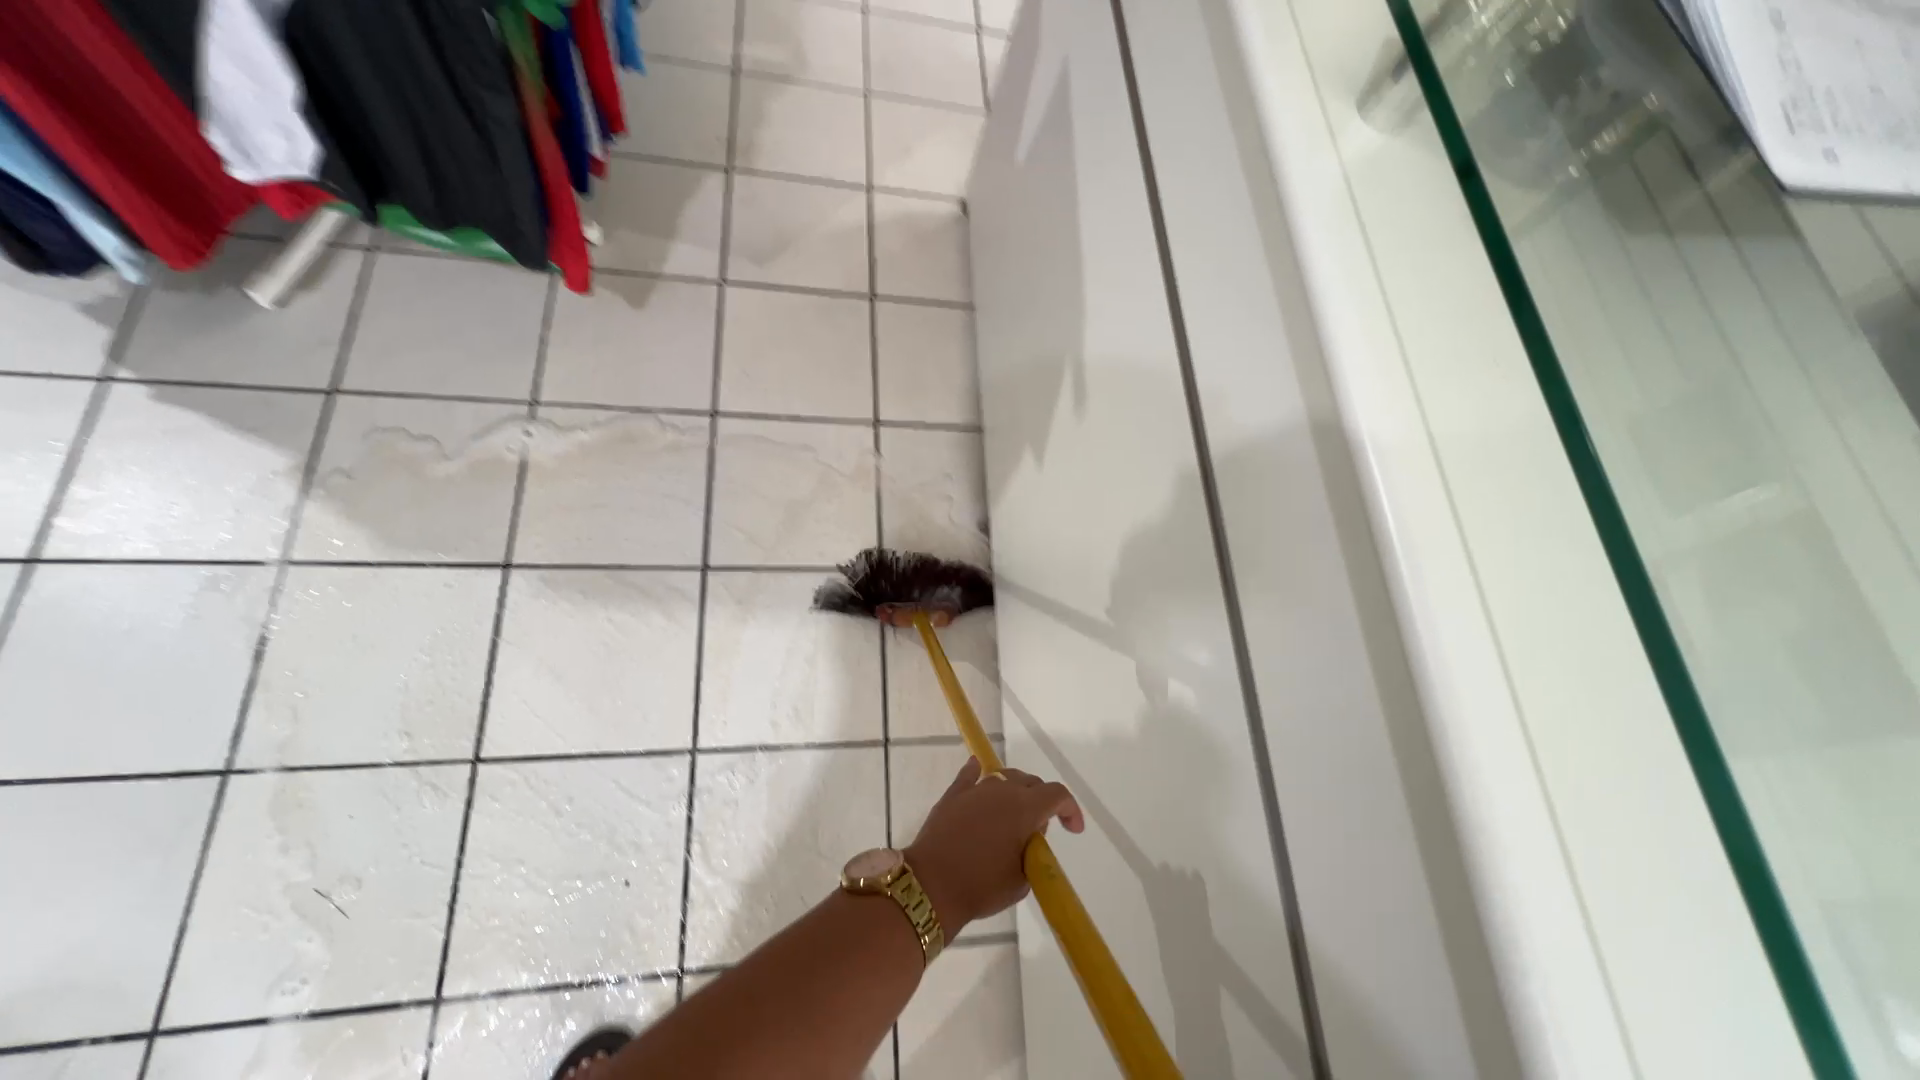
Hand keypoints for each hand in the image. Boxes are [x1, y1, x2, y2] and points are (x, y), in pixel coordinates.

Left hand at [906, 758, 1083, 933]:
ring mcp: (975, 790)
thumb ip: (1032, 852)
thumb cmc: (982, 886)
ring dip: (1015, 791)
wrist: (931, 886)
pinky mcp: (951, 796)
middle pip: (1031, 783)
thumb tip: (1027, 837)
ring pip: (1003, 778)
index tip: (1072, 830)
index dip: (1069, 809)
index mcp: (1024, 808)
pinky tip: (977, 769)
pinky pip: (969, 776)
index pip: (1057, 794)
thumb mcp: (1022, 879)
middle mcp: (1002, 791)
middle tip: (1038, 829)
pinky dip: (977, 772)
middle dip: (1042, 801)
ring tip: (1013, 814)